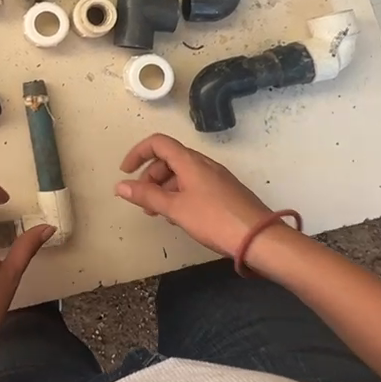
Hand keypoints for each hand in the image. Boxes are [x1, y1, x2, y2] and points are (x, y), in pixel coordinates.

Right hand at [115, 133, 276, 256]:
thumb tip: (120, 185)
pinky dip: (180, 194)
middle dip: (150, 177)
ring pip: (182, 173)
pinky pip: (194, 184)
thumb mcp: (175, 209)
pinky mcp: (225, 191)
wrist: (260, 239)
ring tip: (160, 213)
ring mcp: (216, 177)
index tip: (126, 172)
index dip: (138, 153)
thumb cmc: (214, 220)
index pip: (158, 143)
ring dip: (164, 188)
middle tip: (143, 202)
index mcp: (189, 161)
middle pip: (168, 159)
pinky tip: (180, 216)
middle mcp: (203, 163)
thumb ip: (147, 196)